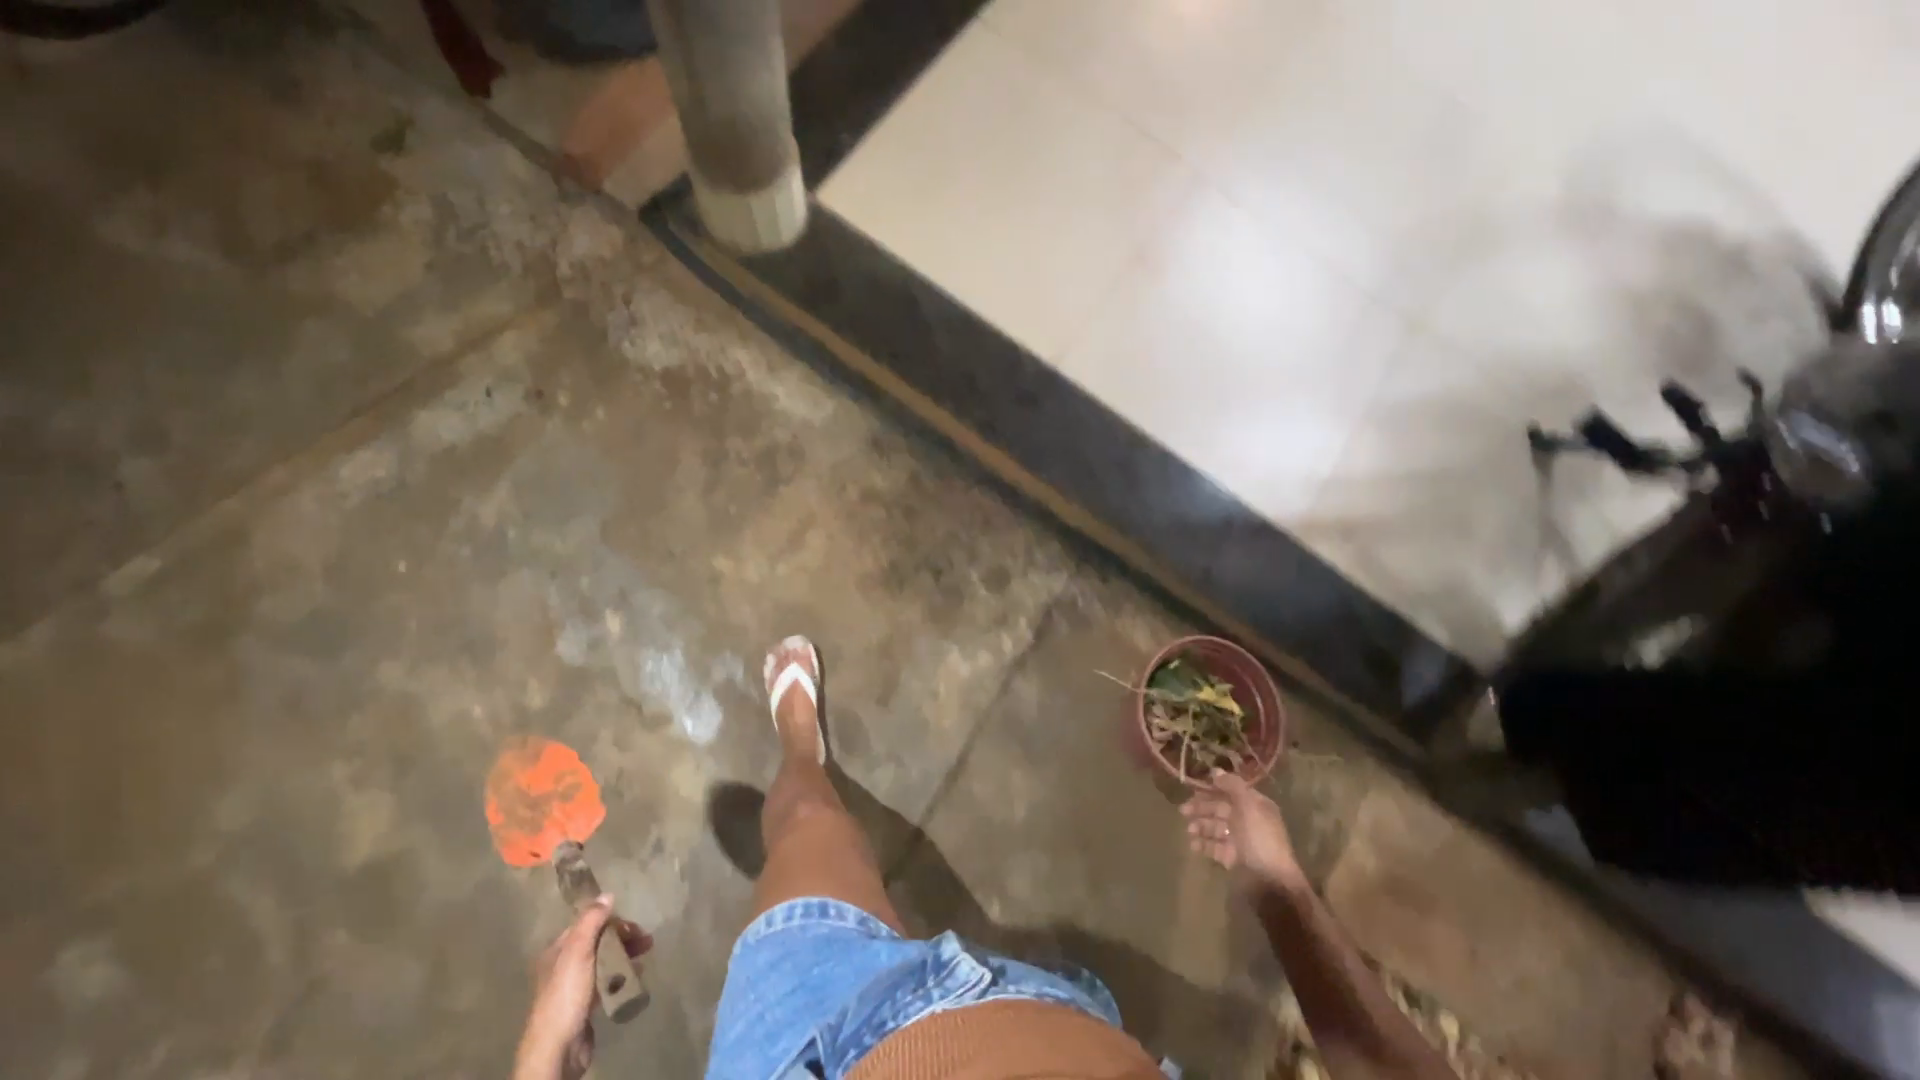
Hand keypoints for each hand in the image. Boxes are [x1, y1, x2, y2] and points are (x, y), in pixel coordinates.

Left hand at [514, 895, 650, 1079]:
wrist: (558, 1047)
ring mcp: (574, 986)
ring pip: (603, 962)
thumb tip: (607, 894)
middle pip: (598, 942)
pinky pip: (606, 982)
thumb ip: (591, 921)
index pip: (589, 924)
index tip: (636, 927)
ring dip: (624, 957)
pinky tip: (634, 980)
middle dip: (623, 939)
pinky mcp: (584, 1005)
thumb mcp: (578, 952)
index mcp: (559, 949)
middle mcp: (564, 965)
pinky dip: (620, 977)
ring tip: (644, 960)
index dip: (613, 921)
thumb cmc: (566, 995)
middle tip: (647, 943)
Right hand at [1181, 771, 1306, 894]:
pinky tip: (1192, 844)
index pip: (1232, 792)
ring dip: (1201, 826)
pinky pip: (1214, 847)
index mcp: (1256, 806)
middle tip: (1183, 810)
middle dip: (1202, 808)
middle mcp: (1248, 821)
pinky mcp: (1232, 858)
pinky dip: (1203, 844)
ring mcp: (1240, 841)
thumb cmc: (1259, 838)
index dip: (1213, 789)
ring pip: (1216, 828)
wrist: (1269, 881)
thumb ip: (1232, 786)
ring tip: (1189, 829)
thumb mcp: (1249, 806)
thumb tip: (1215, 770)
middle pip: (1221, 810)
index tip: (1193, 788)